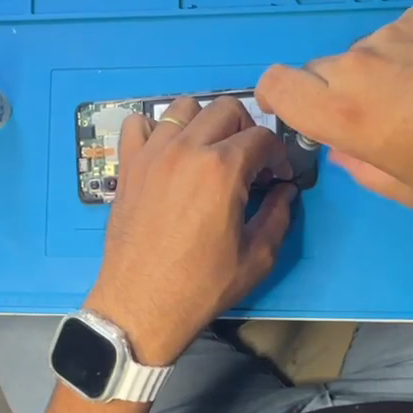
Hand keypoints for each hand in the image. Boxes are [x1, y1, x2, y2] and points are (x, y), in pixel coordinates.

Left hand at [85, 96, 296, 365]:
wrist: (141, 306)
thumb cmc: (201, 287)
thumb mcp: (256, 257)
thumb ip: (278, 216)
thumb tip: (284, 192)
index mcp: (223, 169)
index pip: (262, 137)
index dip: (278, 155)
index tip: (277, 177)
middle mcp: (186, 149)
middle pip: (226, 109)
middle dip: (246, 129)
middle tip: (248, 161)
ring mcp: (152, 154)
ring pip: (183, 107)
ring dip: (204, 122)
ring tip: (209, 151)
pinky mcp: (128, 166)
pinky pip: (137, 124)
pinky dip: (155, 129)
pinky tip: (167, 152)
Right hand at [255, 2, 412, 207]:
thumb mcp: (409, 190)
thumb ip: (360, 167)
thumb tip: (347, 148)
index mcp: (346, 115)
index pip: (275, 84)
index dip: (277, 96)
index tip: (296, 108)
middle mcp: (361, 65)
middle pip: (321, 70)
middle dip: (338, 93)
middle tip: (382, 115)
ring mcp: (397, 31)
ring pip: (366, 51)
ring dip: (382, 71)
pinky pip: (403, 33)